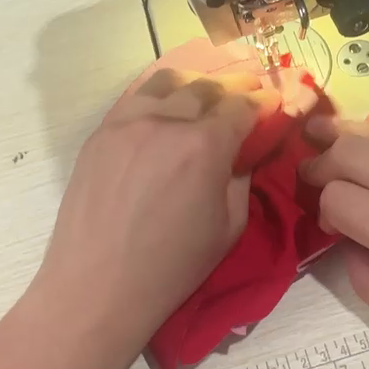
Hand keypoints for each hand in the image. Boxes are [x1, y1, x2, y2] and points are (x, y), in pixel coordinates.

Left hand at [36, 61, 277, 341]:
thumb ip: (241, 179)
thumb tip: (245, 153)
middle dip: (232, 88)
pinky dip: (157, 96)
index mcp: (204, 146)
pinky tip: (164, 106)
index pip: (241, 107)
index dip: (261, 104)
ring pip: (167, 83)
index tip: (271, 104)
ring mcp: (127, 122)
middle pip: (206, 88)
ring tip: (202, 96)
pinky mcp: (100, 133)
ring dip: (192, 86)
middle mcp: (165, 122)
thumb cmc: (172, 267)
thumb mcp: (228, 228)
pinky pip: (134, 98)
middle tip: (243, 95)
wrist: (98, 285)